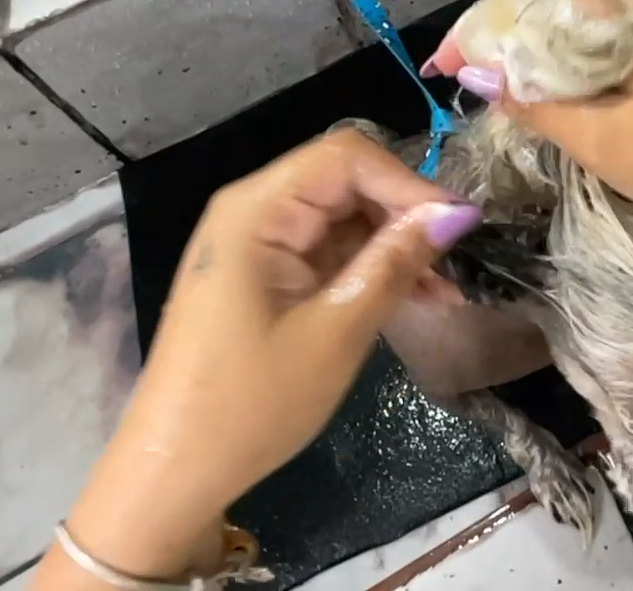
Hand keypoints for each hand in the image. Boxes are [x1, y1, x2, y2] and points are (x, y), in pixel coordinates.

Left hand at [44, 131, 481, 586]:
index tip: (458, 223)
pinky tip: (413, 297)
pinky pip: (331, 249)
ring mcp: (261, 241)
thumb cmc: (249, 405)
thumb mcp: (335, 332)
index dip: (407, 181)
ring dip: (395, 245)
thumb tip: (457, 213)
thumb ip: (394, 263)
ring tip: (444, 290)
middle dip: (404, 214)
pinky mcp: (269, 271)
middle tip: (454, 258)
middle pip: (346, 181)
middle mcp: (256, 210)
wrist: (173, 475)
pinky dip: (372, 267)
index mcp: (257, 210)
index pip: (346, 157)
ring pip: (346, 216)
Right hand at [423, 0, 632, 220]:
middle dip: (488, 12)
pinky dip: (551, 59)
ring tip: (485, 86)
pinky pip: (588, 39)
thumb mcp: (608, 142)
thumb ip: (538, 107)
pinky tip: (540, 97)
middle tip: (452, 67)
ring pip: (564, 11)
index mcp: (618, 1)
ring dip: (518, 39)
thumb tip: (475, 75)